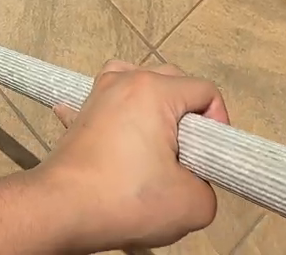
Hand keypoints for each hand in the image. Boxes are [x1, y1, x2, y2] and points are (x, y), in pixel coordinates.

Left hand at [31, 60, 228, 252]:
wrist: (66, 205)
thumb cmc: (129, 198)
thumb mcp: (195, 202)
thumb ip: (207, 181)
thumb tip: (189, 174)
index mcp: (152, 90)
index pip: (203, 89)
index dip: (218, 123)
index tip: (210, 155)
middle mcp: (122, 80)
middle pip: (171, 80)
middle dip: (189, 113)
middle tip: (189, 152)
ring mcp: (97, 92)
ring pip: (136, 82)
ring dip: (153, 106)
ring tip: (159, 142)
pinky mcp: (80, 111)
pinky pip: (104, 102)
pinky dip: (116, 114)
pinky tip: (116, 136)